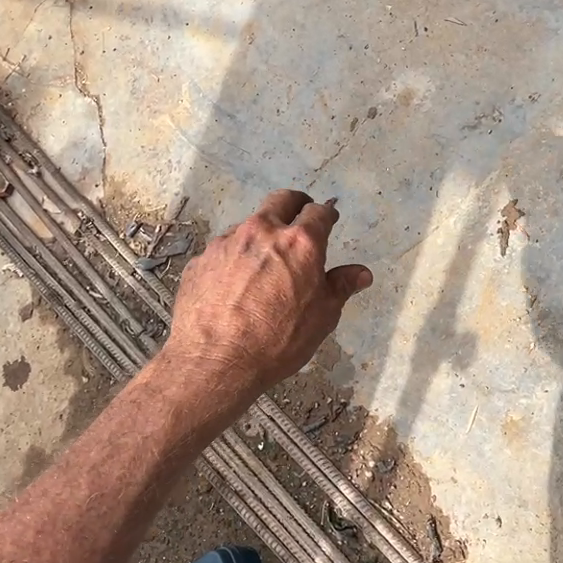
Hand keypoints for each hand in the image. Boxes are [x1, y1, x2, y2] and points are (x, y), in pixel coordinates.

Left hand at [154, 190, 372, 425]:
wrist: (214, 362)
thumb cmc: (279, 340)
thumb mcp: (323, 316)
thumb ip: (341, 286)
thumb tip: (361, 273)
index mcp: (300, 243)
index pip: (319, 212)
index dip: (327, 215)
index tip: (329, 220)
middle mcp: (262, 232)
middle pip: (282, 199)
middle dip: (295, 204)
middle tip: (300, 221)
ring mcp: (226, 243)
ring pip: (249, 225)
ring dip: (262, 235)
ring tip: (265, 265)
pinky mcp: (201, 260)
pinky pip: (224, 250)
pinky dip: (236, 258)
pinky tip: (236, 287)